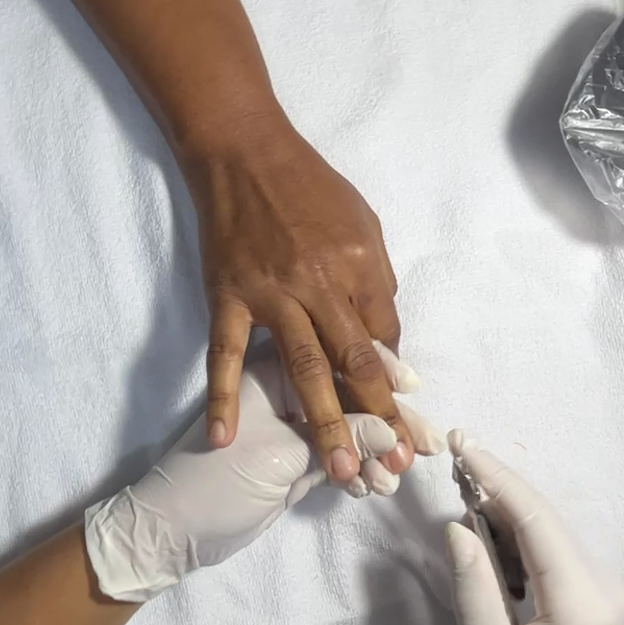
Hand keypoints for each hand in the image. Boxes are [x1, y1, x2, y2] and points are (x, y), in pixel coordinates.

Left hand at [86, 348, 438, 602]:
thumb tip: (393, 430)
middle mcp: (284, 389)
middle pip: (347, 395)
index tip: (414, 394)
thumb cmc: (217, 480)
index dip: (376, 378)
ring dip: (373, 451)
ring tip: (396, 478)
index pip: (334, 361)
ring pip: (345, 427)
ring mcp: (288, 424)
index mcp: (270, 371)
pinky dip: (355, 468)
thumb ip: (338, 437)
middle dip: (386, 422)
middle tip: (426, 445)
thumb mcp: (280, 457)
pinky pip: (334, 455)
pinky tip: (372, 485)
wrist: (171, 529)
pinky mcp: (290, 457)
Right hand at [188, 125, 415, 484]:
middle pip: (355, 363)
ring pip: (303, 369)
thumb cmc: (310, 187)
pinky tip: (224, 439)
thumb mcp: (363, 222)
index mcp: (360, 266)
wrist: (245, 152)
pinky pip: (227, 355)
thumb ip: (375, 281)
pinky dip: (224, 397)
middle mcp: (321, 285)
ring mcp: (271, 294)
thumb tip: (384, 340)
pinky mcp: (229, 298)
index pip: (383, 338)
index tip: (400, 423)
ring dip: (324, 423)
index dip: (393, 384)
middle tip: (389, 470)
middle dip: (376, 419)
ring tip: (340, 472)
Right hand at [444, 431, 623, 624]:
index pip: (536, 520)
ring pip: (548, 528)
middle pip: (544, 517)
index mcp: (581, 602)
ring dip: (505, 505)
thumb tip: (457, 527)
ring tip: (463, 485)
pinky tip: (488, 526)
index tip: (463, 444)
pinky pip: (552, 546)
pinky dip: (517, 530)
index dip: (497, 477)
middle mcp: (603, 584)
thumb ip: (474, 589)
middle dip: (498, 482)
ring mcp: (604, 587)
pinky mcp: (596, 593)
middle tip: (455, 454)